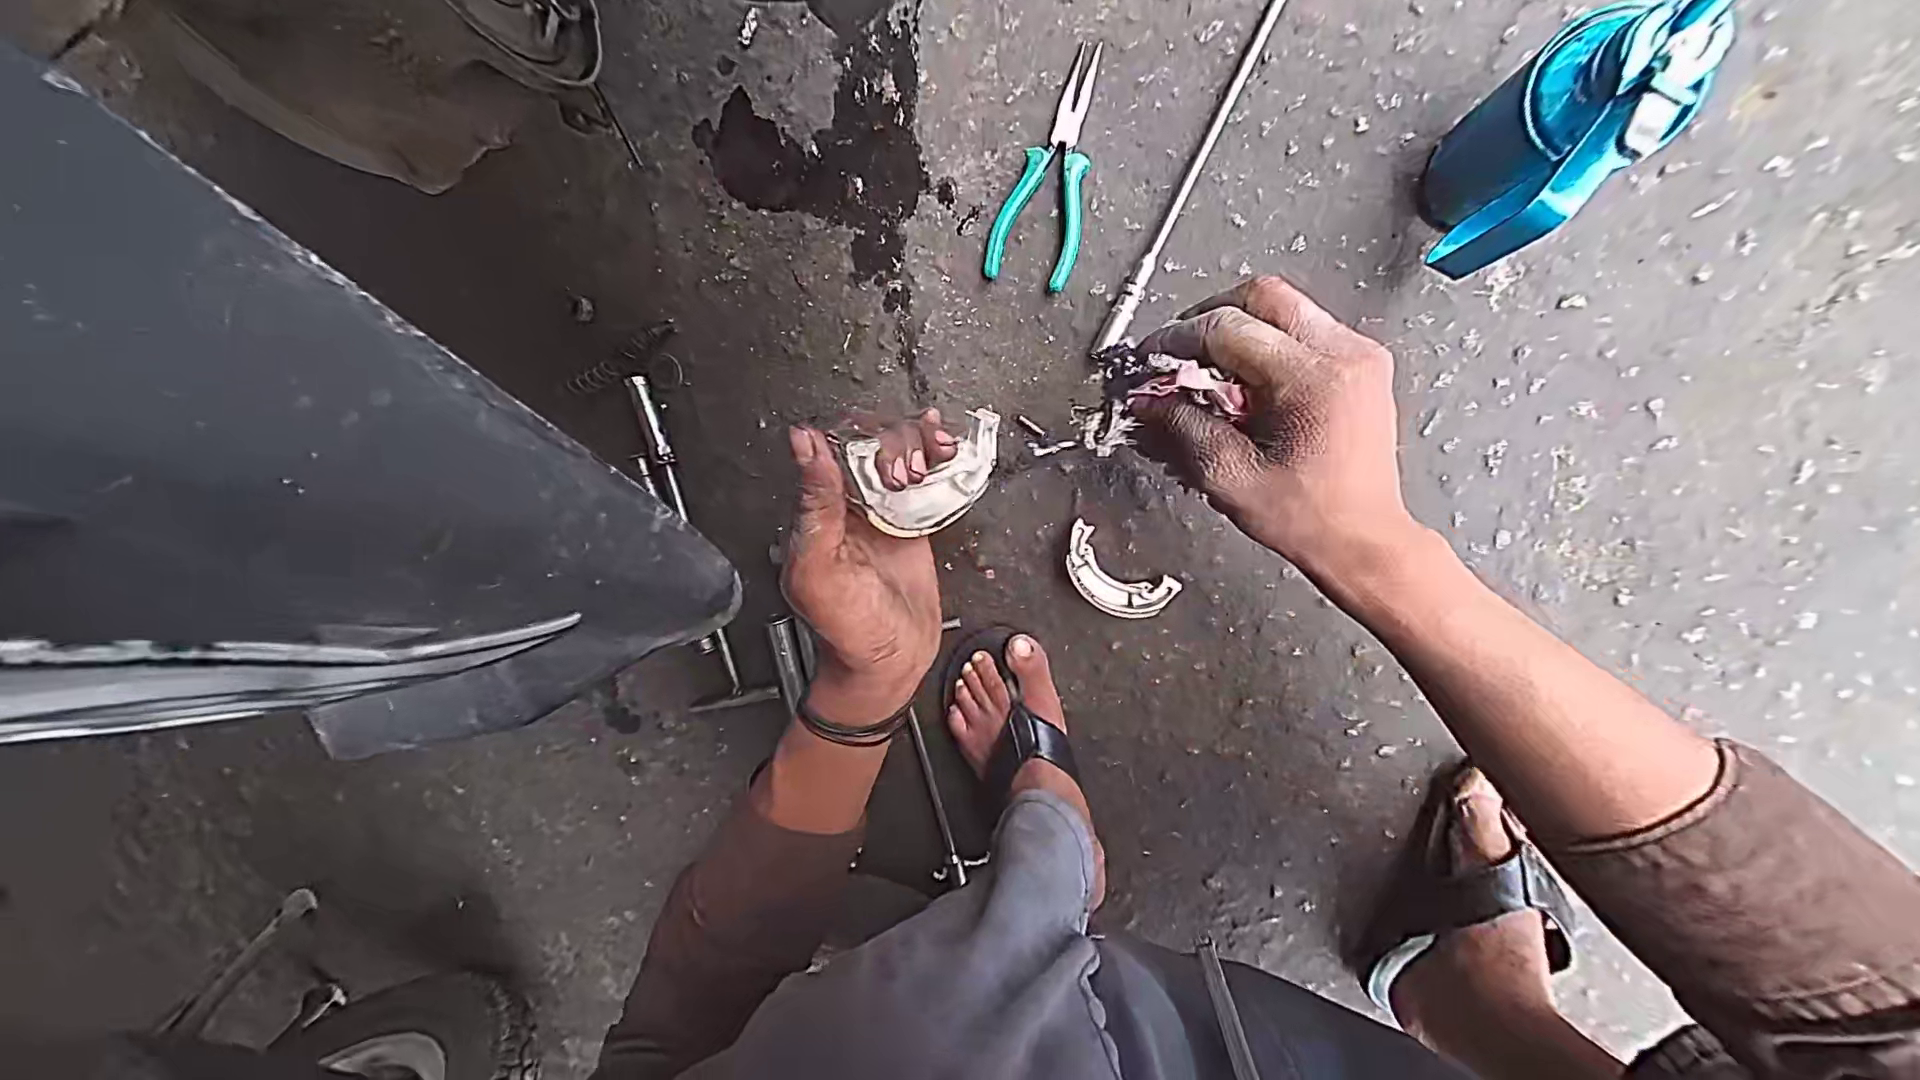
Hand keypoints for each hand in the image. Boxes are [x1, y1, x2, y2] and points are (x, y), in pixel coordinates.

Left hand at [782, 411, 954, 726]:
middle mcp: (850, 504)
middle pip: (873, 441)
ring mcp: (884, 510)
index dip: (861, 438)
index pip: (835, 446)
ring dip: (920, 444)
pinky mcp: (913, 521)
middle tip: (907, 477)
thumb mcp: (820, 569)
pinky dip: (936, 456)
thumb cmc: (846, 628)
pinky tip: (943, 445)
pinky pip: (924, 478)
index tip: (882, 459)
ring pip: (901, 452)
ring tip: (934, 458)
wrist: (890, 661)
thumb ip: (815, 506)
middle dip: (897, 443)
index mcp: (819, 509)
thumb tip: (804, 444)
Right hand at [1133, 277, 1418, 577]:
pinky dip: (1259, 345)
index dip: (1178, 338)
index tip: (1153, 357)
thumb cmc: (1307, 516)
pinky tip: (1240, 383)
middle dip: (1206, 317)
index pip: (1228, 327)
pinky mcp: (1357, 365)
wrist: (1361, 537)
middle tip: (1176, 351)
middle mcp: (1344, 355)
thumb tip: (1149, 397)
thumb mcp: (1227, 475)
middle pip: (1262, 295)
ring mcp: (1357, 355)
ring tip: (1206, 372)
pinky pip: (1299, 330)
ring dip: (1233, 330)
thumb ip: (1183, 426)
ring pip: (1281, 307)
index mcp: (1313, 379)